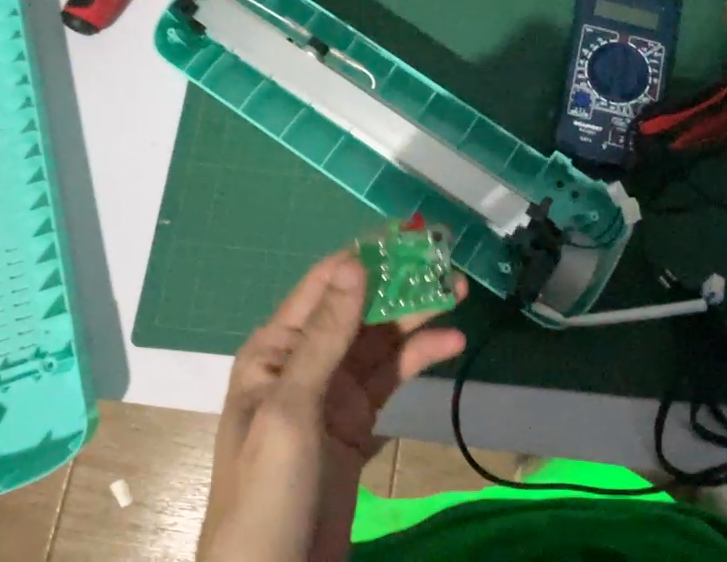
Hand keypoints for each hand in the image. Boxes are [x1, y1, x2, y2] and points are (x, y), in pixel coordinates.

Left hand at [199, 249, 466, 561]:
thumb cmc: (267, 491)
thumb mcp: (293, 408)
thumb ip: (325, 336)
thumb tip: (353, 263)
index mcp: (275, 349)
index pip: (325, 286)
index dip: (368, 258)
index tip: (411, 235)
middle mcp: (303, 362)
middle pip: (358, 311)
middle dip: (400, 286)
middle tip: (447, 265)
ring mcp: (332, 394)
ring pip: (380, 343)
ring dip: (417, 319)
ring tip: (459, 295)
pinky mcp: (356, 424)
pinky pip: (390, 380)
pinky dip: (418, 360)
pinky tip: (450, 345)